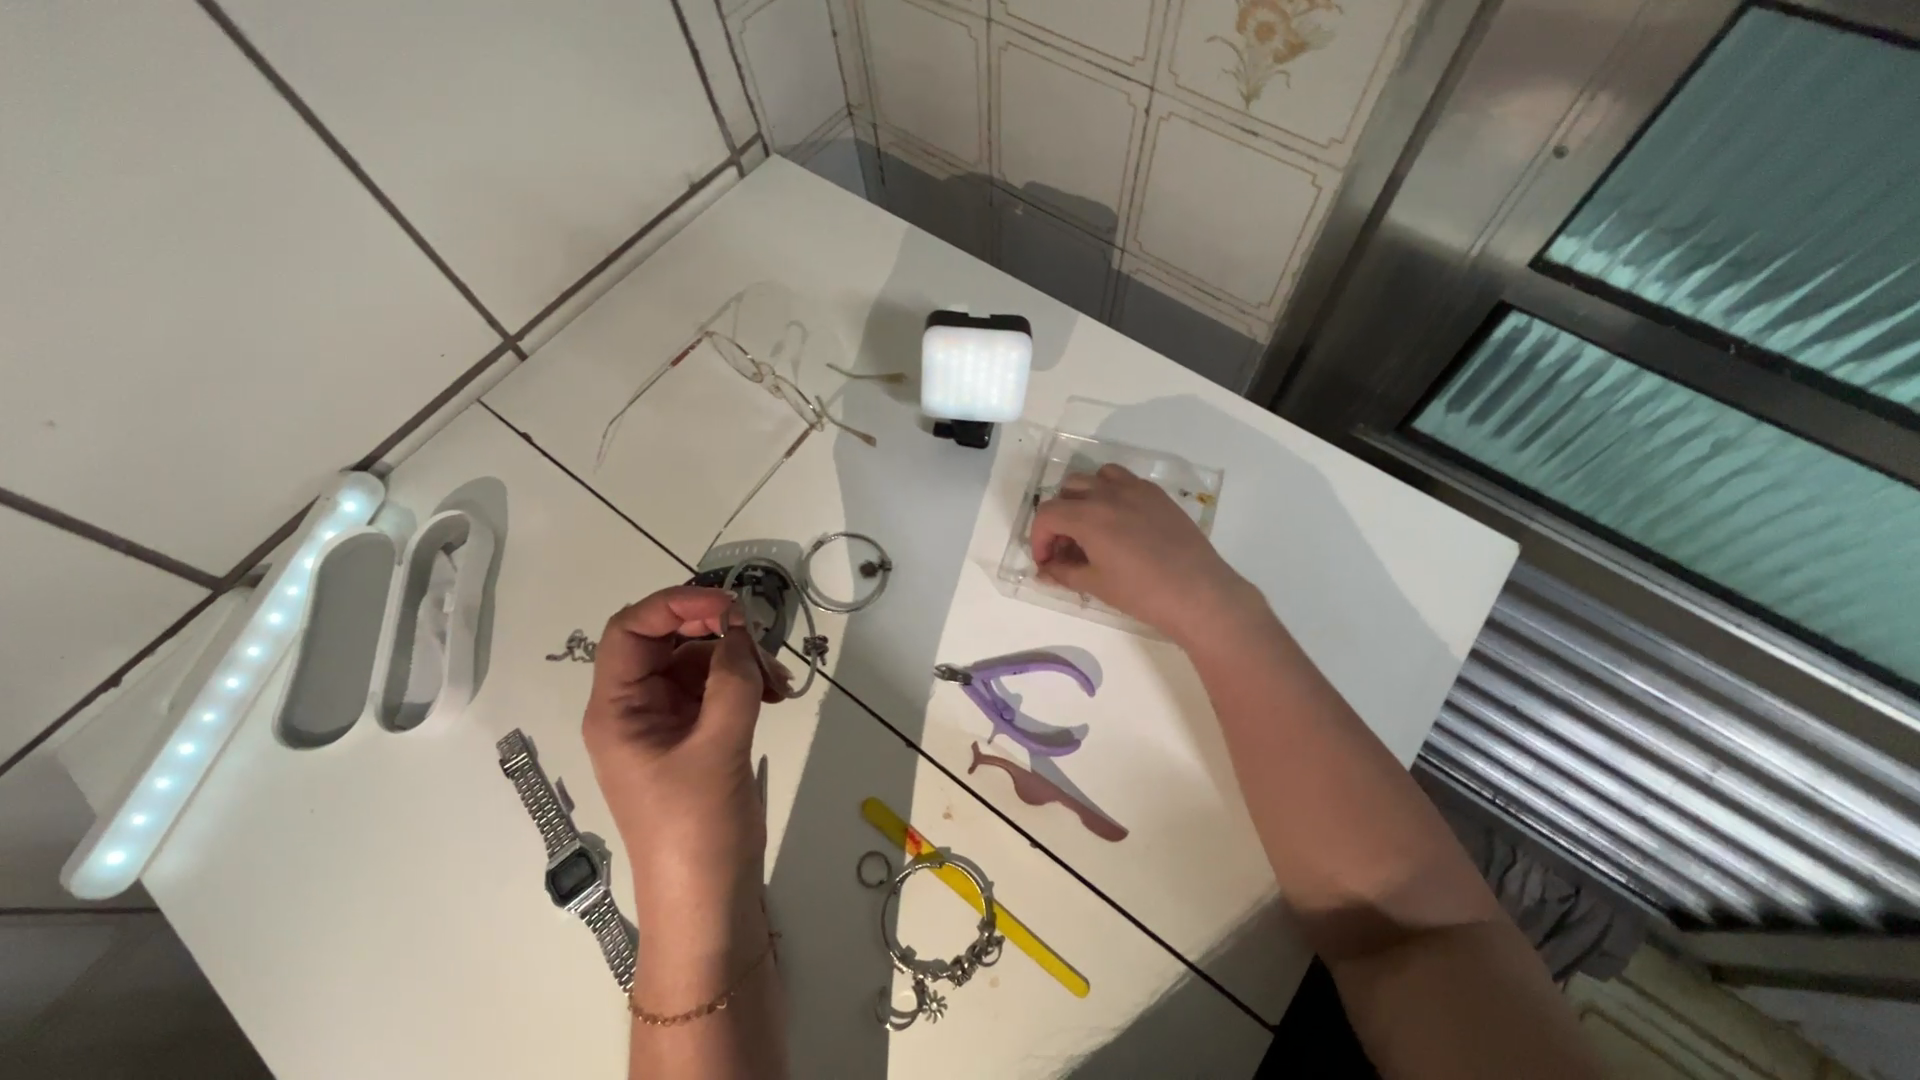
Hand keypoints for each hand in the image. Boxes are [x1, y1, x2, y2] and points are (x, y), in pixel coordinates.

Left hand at [581, 586, 785, 912]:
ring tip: (779, 683)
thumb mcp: (718, 746)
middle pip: (667, 642)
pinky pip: (715, 690)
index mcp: (616, 710)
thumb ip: (732, 679)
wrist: (709, 900)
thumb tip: (740, 625)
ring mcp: (664, 723)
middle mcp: (634, 709)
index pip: (631, 630)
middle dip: (717, 633)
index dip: (676, 604)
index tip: (730, 605)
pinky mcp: (693, 738)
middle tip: (763, 643)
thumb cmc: (698, 827)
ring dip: (739, 660)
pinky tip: (775, 695)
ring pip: (697, 663)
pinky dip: (744, 683)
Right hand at [1030, 464, 1263, 644]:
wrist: (1198, 593)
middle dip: (1059, 517)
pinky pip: (1124, 481)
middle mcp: (1109, 494)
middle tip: (1067, 548)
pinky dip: (1111, 494)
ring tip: (1091, 528)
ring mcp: (1136, 489)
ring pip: (1096, 478)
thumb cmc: (1142, 593)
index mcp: (1089, 517)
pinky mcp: (1158, 495)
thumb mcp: (1096, 585)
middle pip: (1068, 490)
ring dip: (1084, 498)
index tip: (1047, 562)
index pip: (1047, 514)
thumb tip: (1045, 570)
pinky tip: (1121, 523)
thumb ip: (1064, 572)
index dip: (1039, 539)